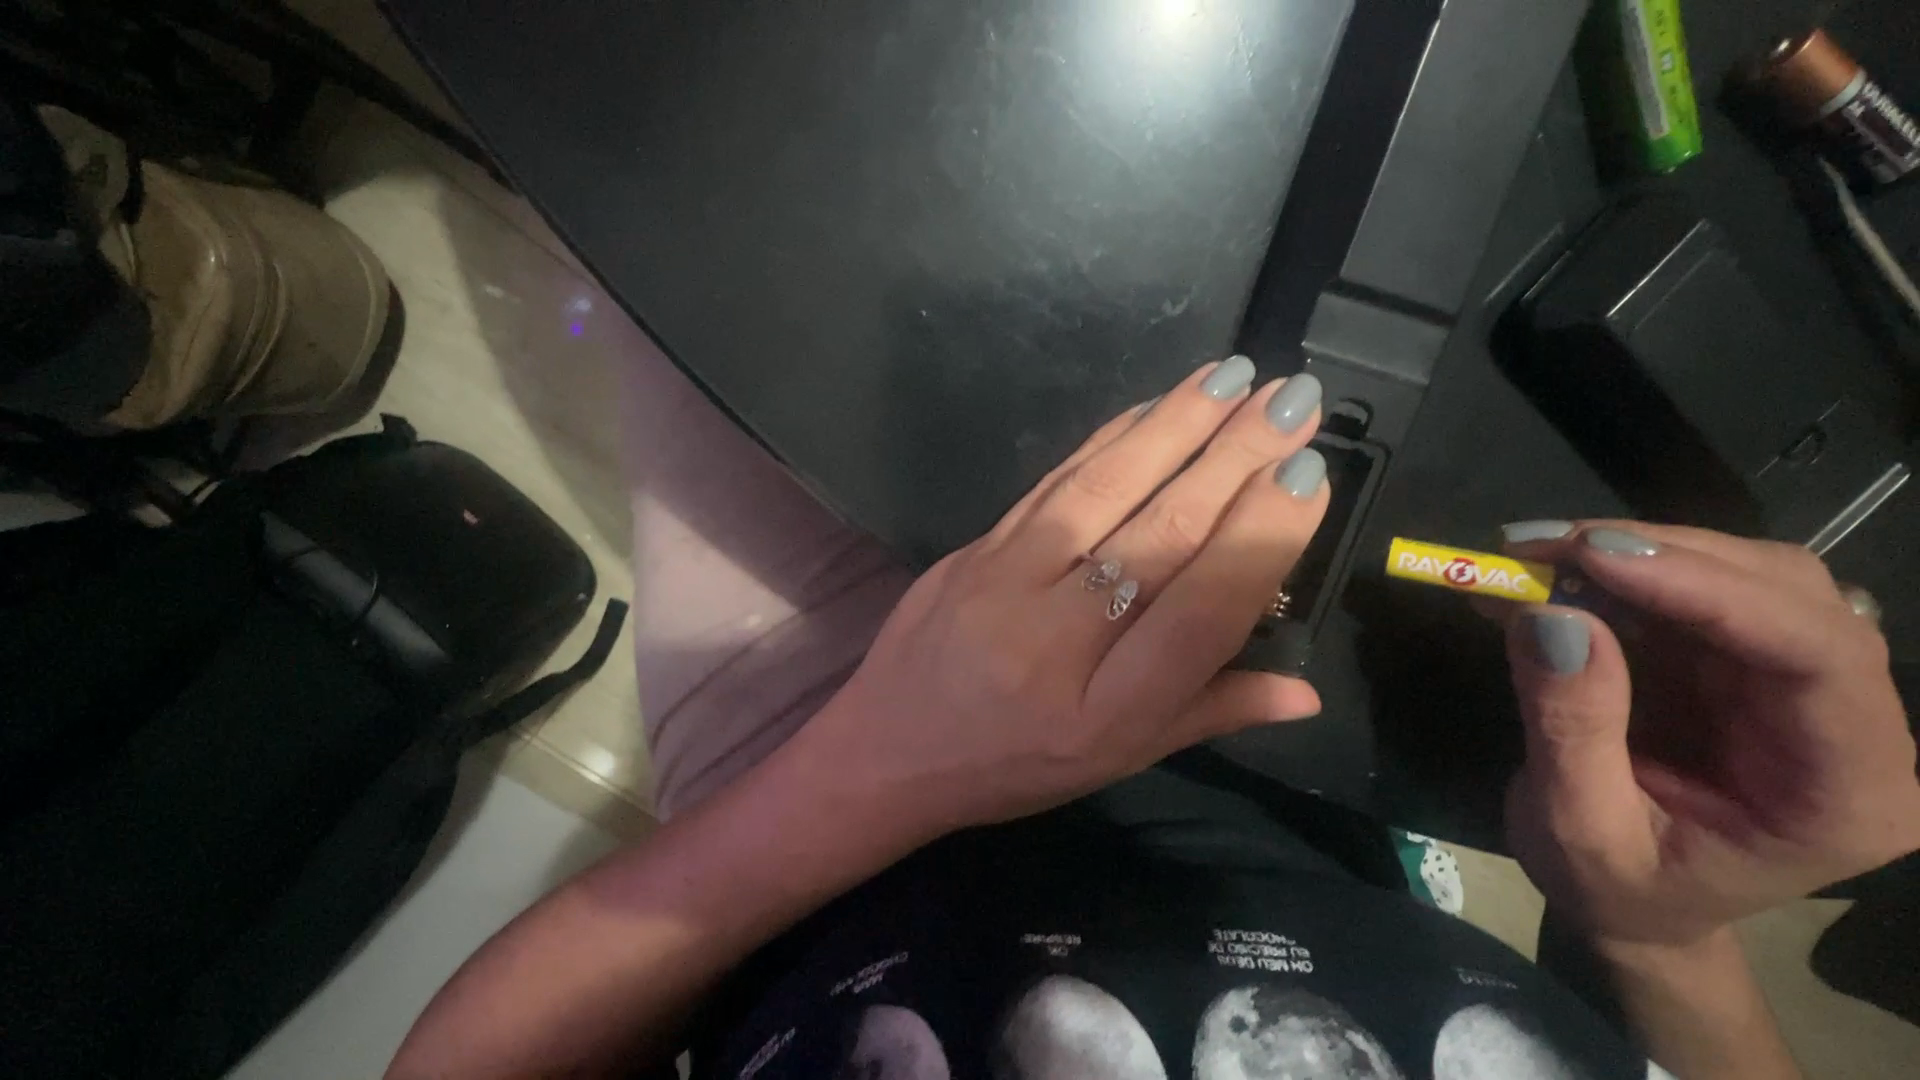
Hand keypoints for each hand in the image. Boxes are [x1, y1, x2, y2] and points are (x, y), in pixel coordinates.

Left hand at [776, 358, 1330, 840]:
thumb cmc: (1011, 766)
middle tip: (1295, 400)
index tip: (1307, 475)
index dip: (1259, 541)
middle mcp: (1057, 638)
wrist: (888, 748)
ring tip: (1236, 377)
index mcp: (1105, 712)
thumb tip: (1308, 693)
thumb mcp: (1113, 762)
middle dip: (1234, 458)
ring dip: (1175, 425)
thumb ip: (1206, 716)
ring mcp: (1007, 582)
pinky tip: (1151, 406)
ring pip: (1104, 491)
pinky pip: (1054, 483)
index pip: (1199, 615)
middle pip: (1159, 537)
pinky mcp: (976, 548)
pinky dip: (1109, 439)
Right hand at [1498, 521, 1919, 945]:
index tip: (1592, 555)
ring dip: (1633, 552)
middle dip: (1660, 555)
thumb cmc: (1616, 887)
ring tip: (1532, 554)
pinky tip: (1545, 573)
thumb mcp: (1577, 827)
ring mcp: (1788, 686)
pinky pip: (1685, 591)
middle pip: (1787, 597)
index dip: (1711, 591)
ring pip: (1741, 576)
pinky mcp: (1730, 664)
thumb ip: (1571, 728)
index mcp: (1844, 789)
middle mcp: (1842, 723)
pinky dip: (1610, 571)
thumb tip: (1550, 616)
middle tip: (1541, 544)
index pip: (1817, 657)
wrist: (1630, 903)